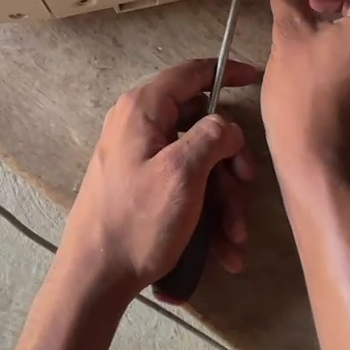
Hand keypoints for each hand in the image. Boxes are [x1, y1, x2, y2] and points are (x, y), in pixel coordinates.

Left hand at [60, 58, 261, 298]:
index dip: (225, 72)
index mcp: (143, 108)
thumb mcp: (183, 173)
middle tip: (246, 186)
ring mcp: (138, 156)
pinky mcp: (140, 185)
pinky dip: (205, 212)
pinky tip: (221, 249)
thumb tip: (226, 126)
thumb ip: (212, 136)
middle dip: (229, 162)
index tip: (255, 77)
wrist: (94, 277)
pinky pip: (182, 186)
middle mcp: (138, 124)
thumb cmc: (138, 220)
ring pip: (196, 162)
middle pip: (200, 125)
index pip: (191, 73)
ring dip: (222, 198)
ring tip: (233, 238)